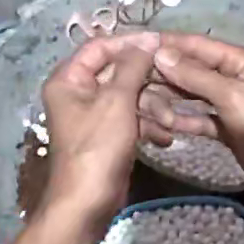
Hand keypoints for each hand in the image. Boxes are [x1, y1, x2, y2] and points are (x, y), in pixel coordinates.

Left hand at [40, 33, 161, 227]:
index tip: (163, 45)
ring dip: (153, 108)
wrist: (88, 202)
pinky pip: (130, 120)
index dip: (131, 43)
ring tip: (172, 124)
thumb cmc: (98, 147)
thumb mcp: (117, 101)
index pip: (100, 47)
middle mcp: (77, 93)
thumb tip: (149, 40)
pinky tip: (166, 138)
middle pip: (118, 73)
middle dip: (148, 83)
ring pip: (129, 98)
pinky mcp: (107, 137)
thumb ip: (133, 66)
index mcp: (69, 79)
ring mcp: (93, 117)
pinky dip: (148, 126)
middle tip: (175, 88)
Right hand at [146, 33, 243, 196]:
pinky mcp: (225, 128)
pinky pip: (197, 119)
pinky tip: (161, 123)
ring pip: (190, 95)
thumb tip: (160, 54)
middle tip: (129, 80)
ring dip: (169, 98)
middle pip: (189, 70)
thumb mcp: (234, 97)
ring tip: (140, 102)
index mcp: (238, 62)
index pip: (195, 46)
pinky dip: (182, 120)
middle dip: (162, 73)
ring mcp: (227, 104)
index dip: (165, 44)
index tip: (133, 46)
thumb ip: (197, 77)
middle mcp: (231, 77)